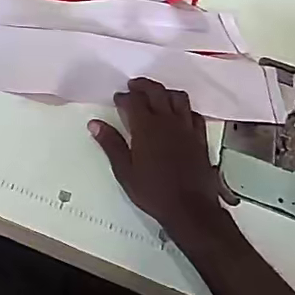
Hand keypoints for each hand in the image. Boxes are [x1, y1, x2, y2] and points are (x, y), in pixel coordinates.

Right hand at [89, 78, 223, 231]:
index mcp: (146, 128)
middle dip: (143, 86)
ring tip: (156, 95)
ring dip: (165, 92)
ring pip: (178, 98)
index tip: (118, 98)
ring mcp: (187, 128)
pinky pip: (194, 114)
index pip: (134, 101)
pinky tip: (179, 115)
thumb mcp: (124, 171)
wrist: (189, 208)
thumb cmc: (153, 191)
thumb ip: (111, 144)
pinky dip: (184, 109)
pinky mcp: (200, 138)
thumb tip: (95, 124)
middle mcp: (168, 121)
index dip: (124, 97)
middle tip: (133, 87)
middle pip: (157, 92)